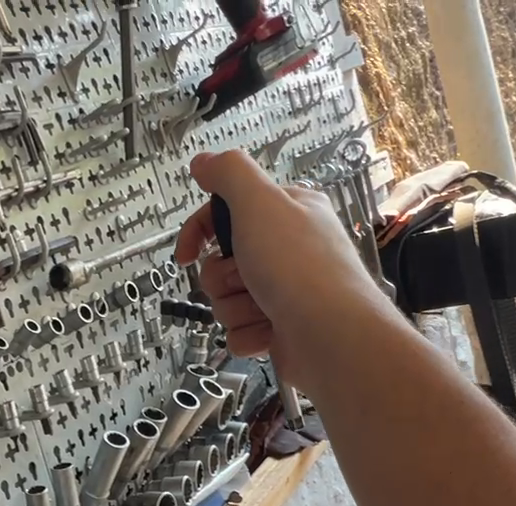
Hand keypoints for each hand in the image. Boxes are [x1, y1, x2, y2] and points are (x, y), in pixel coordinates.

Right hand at [174, 150, 399, 387]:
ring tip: (265, 308)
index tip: (186, 255)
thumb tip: (202, 160)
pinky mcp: (276, 329)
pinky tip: (270, 333)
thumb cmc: (297, 265)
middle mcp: (284, 250)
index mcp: (284, 213)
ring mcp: (280, 292)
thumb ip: (228, 175)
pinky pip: (238, 333)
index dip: (198, 233)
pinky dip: (248, 335)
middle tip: (247, 278)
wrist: (330, 333)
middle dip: (222, 279)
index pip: (224, 216)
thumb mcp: (260, 204)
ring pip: (225, 302)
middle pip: (218, 265)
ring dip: (236, 308)